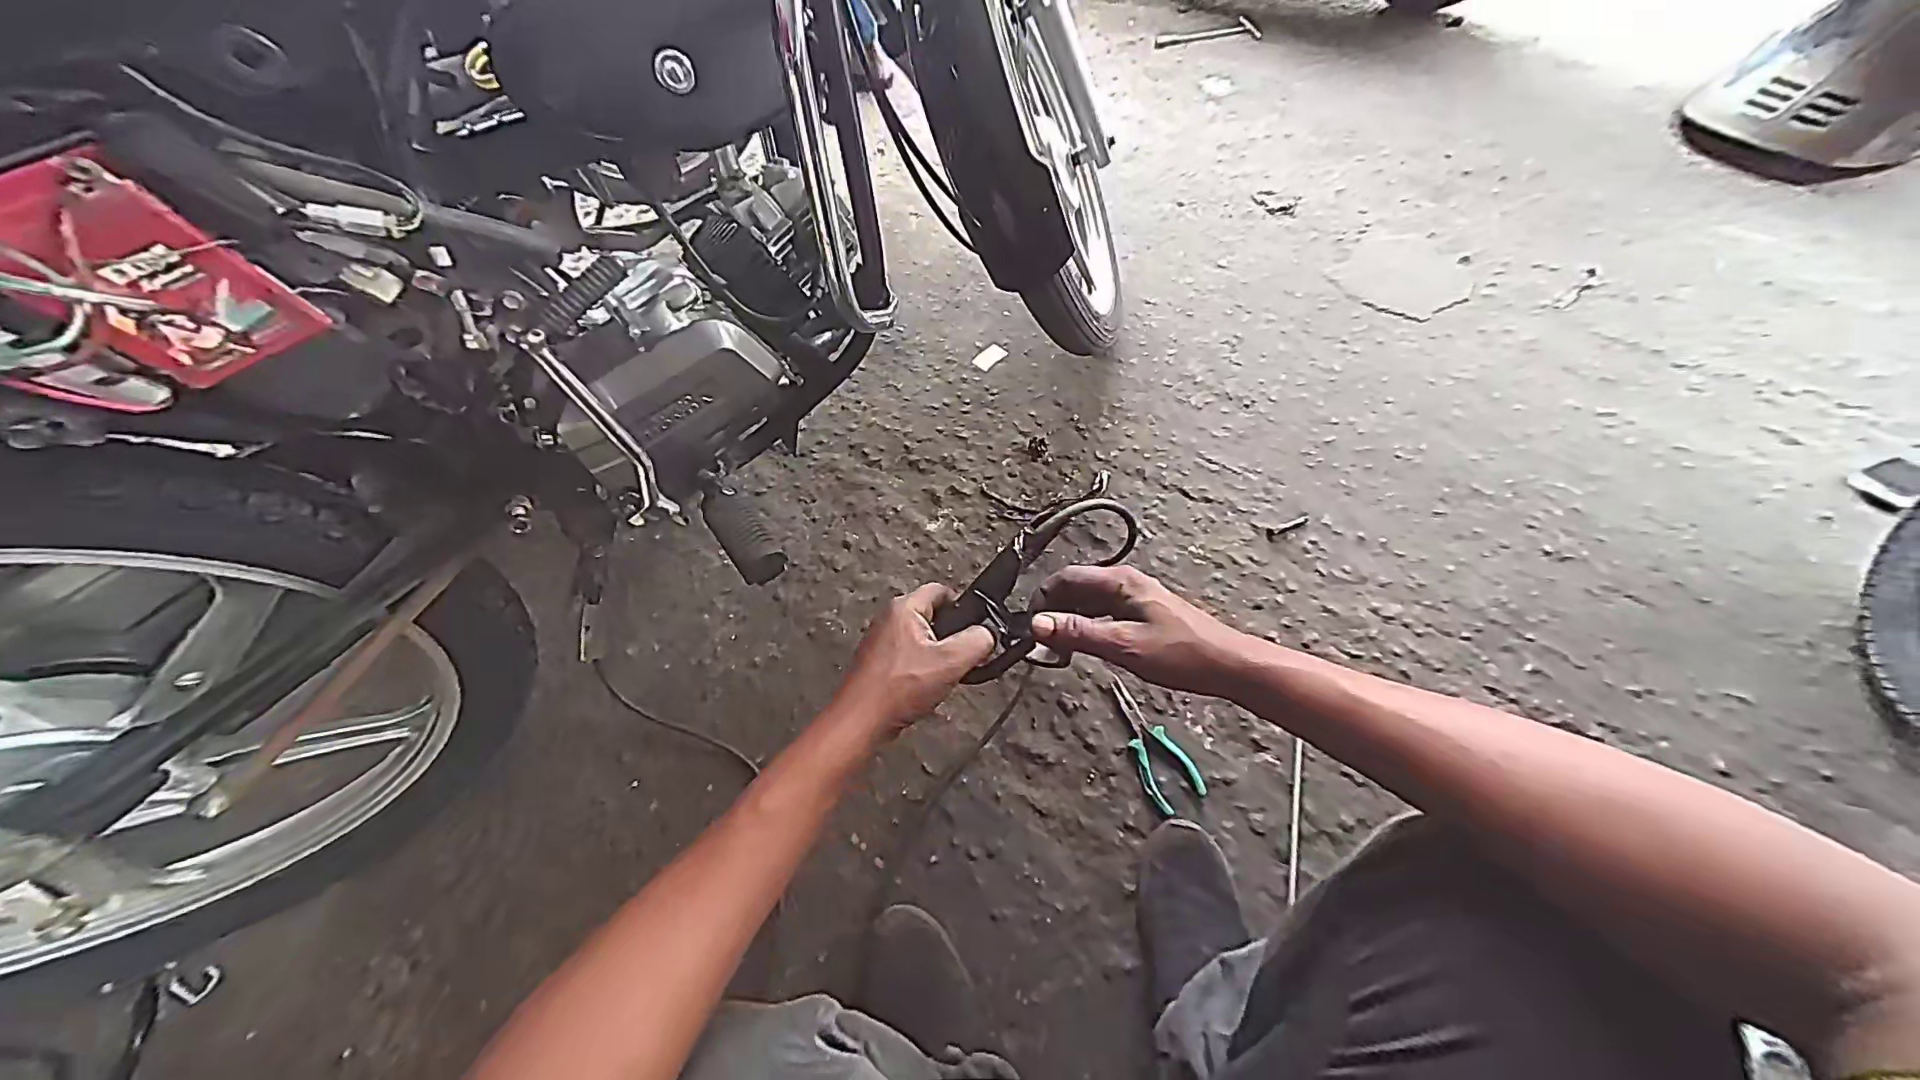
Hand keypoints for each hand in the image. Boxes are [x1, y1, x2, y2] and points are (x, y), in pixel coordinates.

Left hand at [832, 584, 996, 733]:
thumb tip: (987, 636)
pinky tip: (925, 688)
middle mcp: (889, 619)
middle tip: (960, 658)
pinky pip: (909, 657)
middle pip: (933, 616)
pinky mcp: (879, 662)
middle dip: (951, 637)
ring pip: (922, 639)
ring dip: (937, 656)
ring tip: (942, 677)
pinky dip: (921, 670)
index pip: (941, 591)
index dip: (962, 606)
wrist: (862, 720)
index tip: (974, 626)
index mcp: (904, 608)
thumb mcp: (951, 662)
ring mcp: (881, 641)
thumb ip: (977, 642)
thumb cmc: (896, 689)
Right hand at [1031, 566, 1249, 696]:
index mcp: (1120, 582)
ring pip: (1088, 604)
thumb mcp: (1123, 644)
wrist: (1229, 666)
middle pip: (1075, 590)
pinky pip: (1103, 616)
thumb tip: (1037, 624)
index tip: (1030, 626)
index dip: (1043, 599)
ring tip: (1060, 650)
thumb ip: (1077, 633)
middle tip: (1042, 643)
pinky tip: (1085, 649)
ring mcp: (1135, 600)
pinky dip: (1087, 630)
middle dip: (1054, 613)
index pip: (1066, 578)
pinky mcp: (1142, 617)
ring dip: (1070, 624)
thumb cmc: (1182, 654)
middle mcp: (1126, 584)